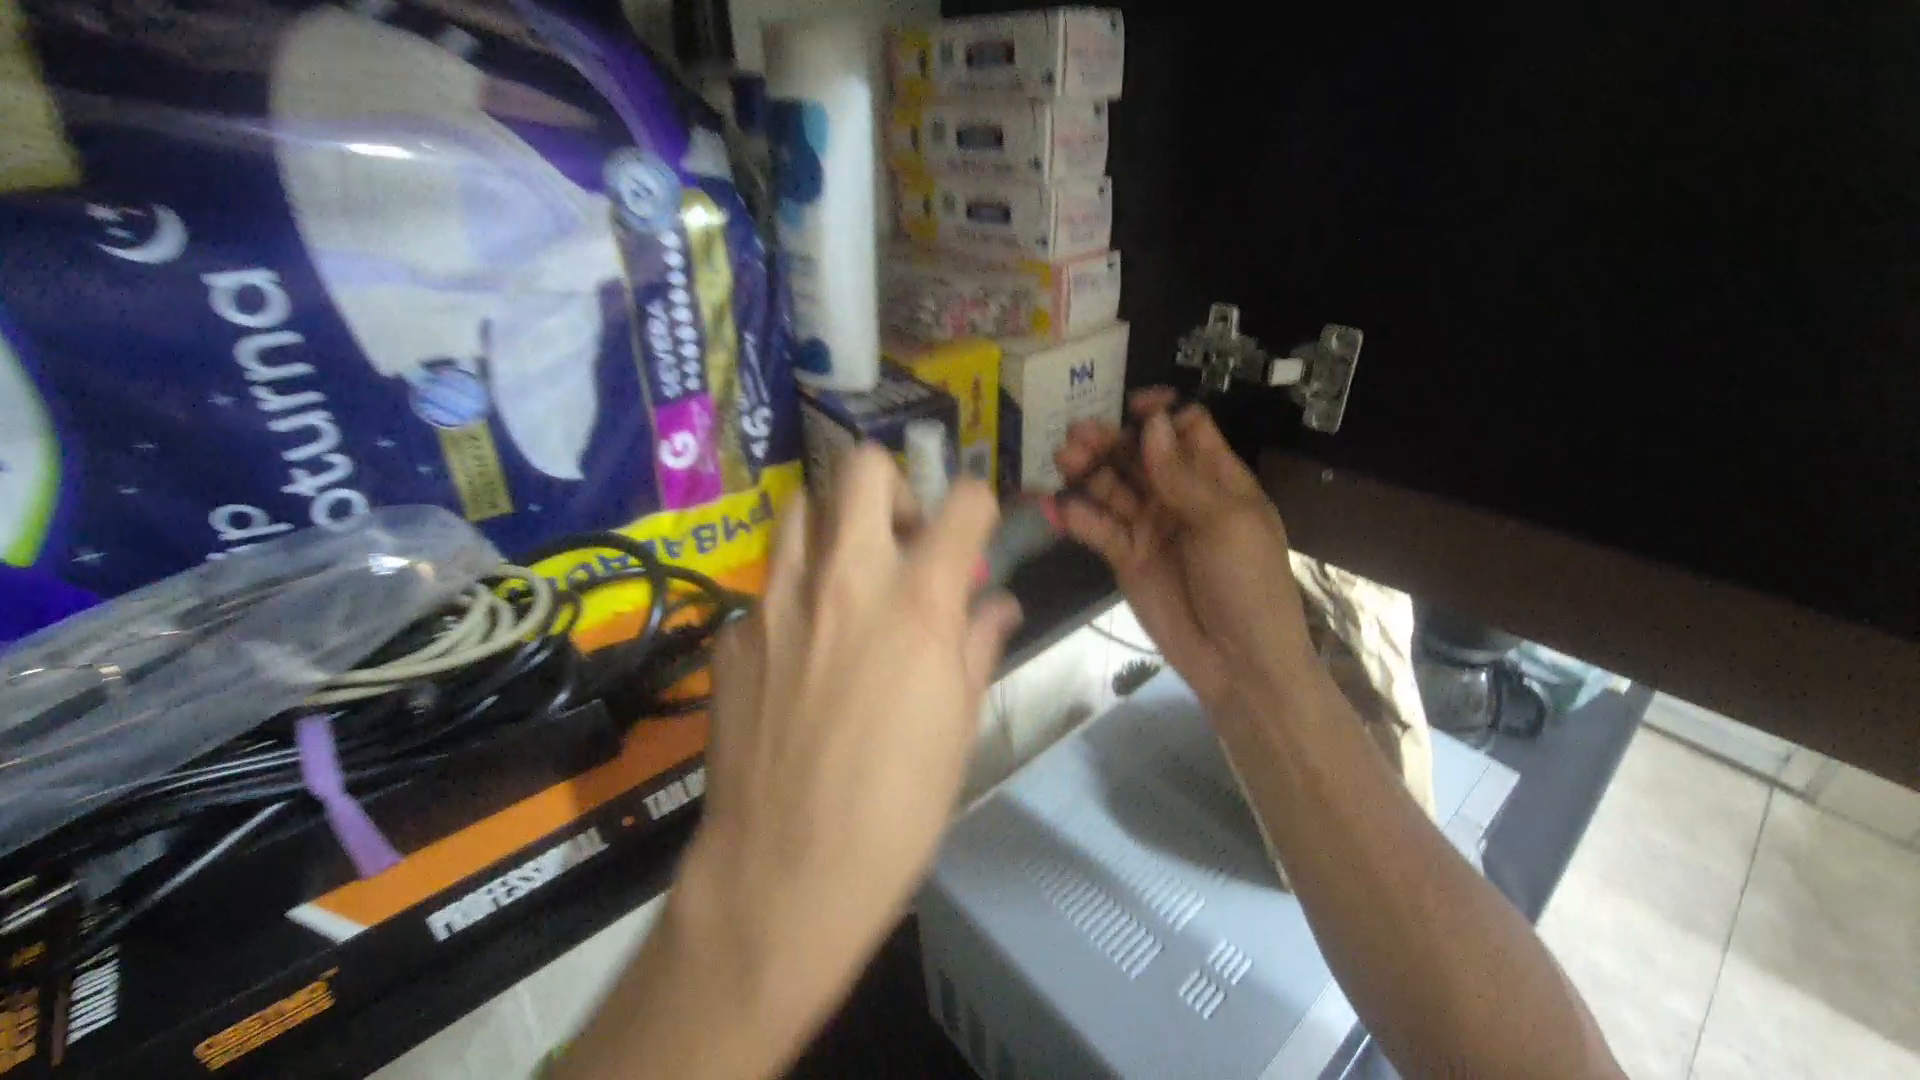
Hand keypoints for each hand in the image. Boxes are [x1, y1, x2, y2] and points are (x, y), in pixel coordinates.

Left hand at [678, 446, 1021, 1017]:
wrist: (786, 869)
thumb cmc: (898, 806)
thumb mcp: (959, 724)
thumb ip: (978, 645)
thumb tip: (996, 604)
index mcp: (918, 600)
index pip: (961, 501)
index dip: (976, 505)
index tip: (974, 532)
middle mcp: (844, 579)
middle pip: (863, 470)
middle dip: (893, 484)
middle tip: (901, 537)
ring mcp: (776, 601)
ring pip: (801, 511)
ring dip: (834, 528)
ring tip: (846, 581)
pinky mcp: (732, 635)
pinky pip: (766, 589)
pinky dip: (793, 601)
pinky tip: (798, 655)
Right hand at [1054, 389, 1314, 711]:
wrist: (1238, 661)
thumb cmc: (1248, 583)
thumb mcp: (1226, 523)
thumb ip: (1182, 475)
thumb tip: (1152, 422)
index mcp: (1216, 478)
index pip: (1185, 429)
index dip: (1160, 414)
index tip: (1133, 408)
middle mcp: (1178, 495)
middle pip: (1138, 453)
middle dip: (1110, 440)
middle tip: (1079, 437)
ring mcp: (1149, 526)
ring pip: (1112, 486)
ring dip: (1088, 471)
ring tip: (1064, 460)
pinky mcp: (1124, 557)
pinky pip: (1098, 529)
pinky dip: (1079, 517)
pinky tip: (1060, 509)